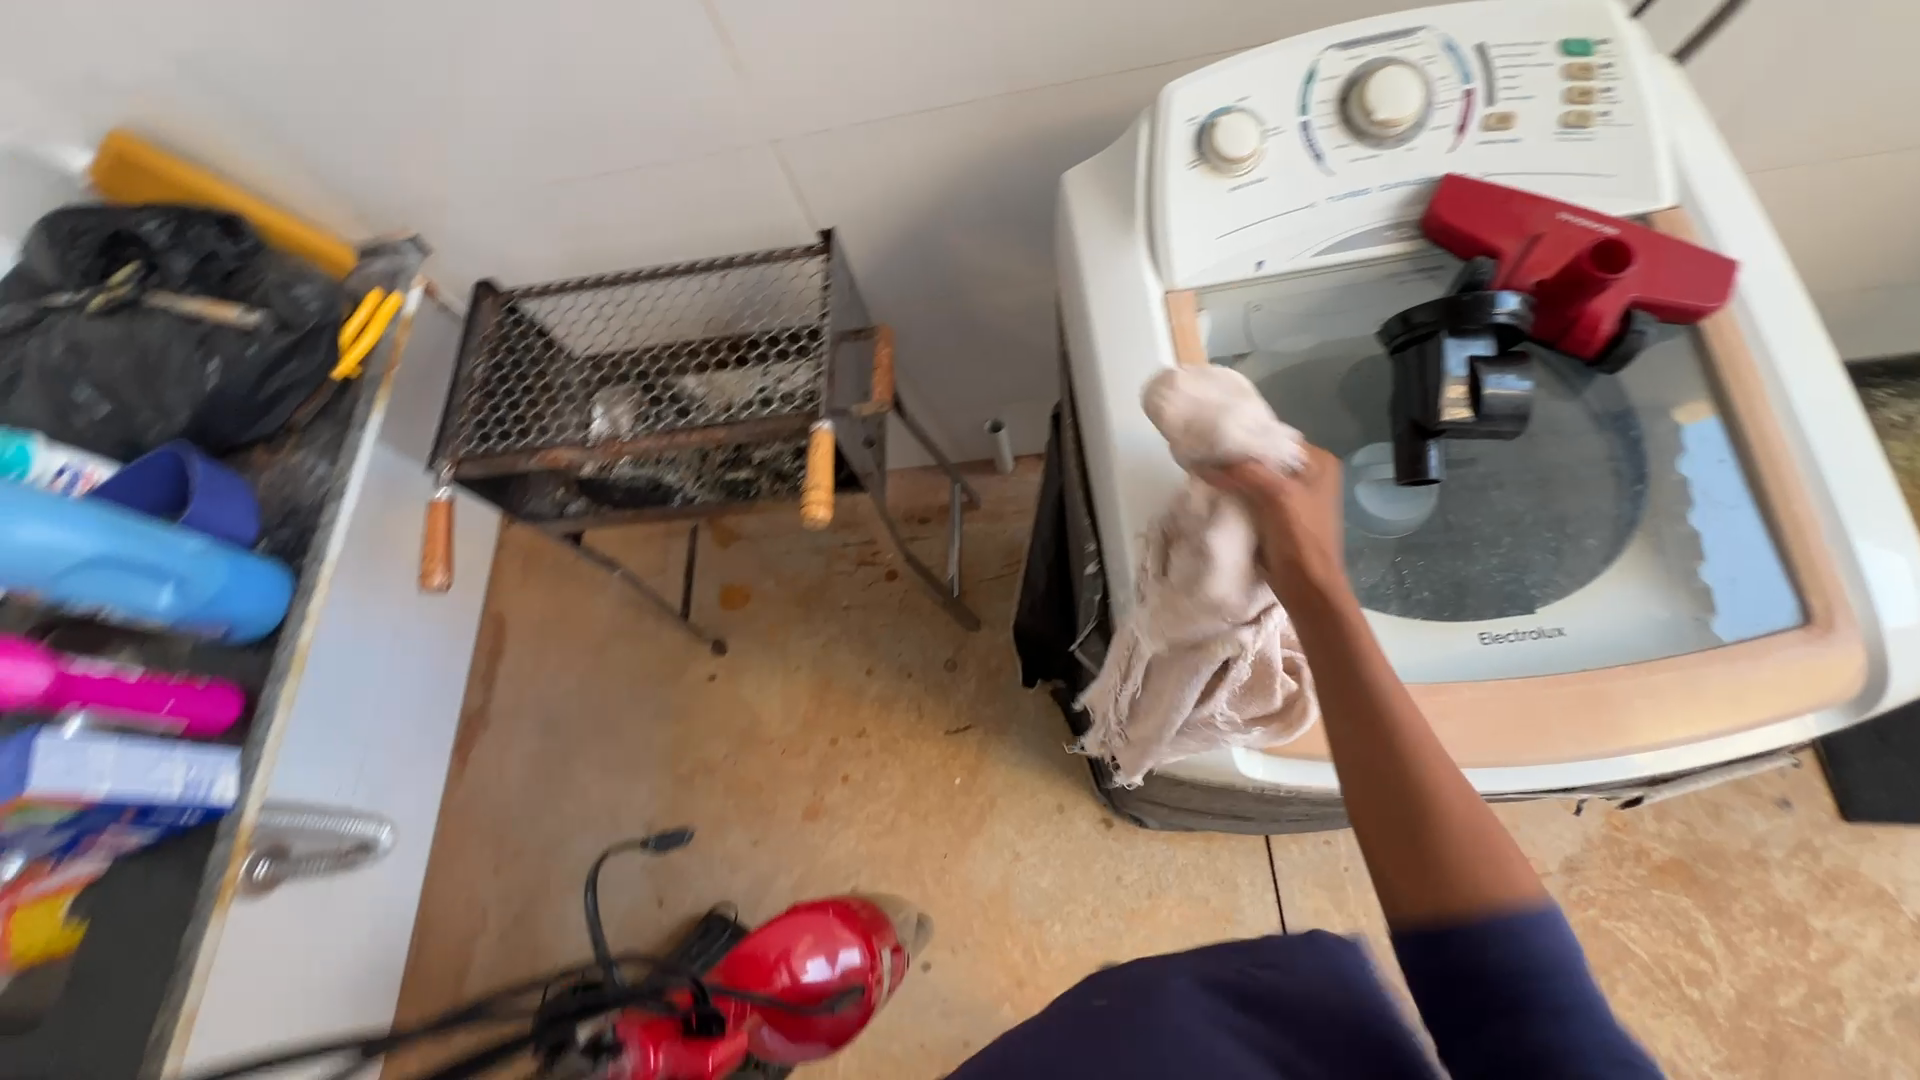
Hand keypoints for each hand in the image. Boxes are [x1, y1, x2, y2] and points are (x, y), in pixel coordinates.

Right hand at [1205, 445, 1349, 611]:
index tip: (1212, 439)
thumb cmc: (1301, 538)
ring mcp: (1292, 497)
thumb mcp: (1275, 495)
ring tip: (1202, 471)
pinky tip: (1212, 491)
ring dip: (1231, 477)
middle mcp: (1308, 474)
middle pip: (1263, 458)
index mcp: (1318, 462)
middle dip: (1234, 459)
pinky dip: (1233, 494)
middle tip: (1202, 455)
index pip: (1276, 438)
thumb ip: (1242, 472)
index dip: (1245, 438)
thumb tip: (1201, 463)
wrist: (1307, 587)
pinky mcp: (1277, 516)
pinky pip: (1250, 496)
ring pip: (1254, 477)